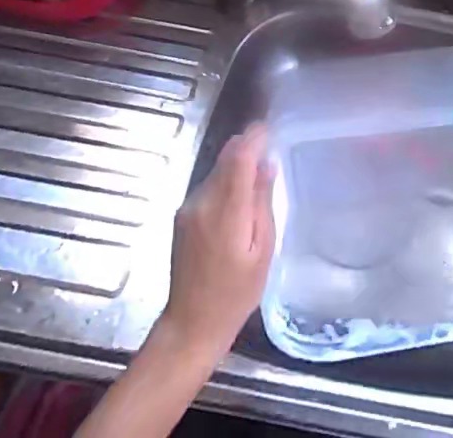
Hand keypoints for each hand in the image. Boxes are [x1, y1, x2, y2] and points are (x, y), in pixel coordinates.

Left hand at [159, 123, 275, 358]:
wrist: (191, 324)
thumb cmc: (236, 294)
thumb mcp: (263, 251)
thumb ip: (262, 203)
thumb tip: (266, 164)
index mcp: (226, 211)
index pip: (239, 158)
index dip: (254, 138)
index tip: (269, 127)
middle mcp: (202, 202)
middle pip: (225, 158)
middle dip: (246, 146)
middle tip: (269, 146)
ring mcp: (188, 208)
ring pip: (216, 169)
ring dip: (236, 163)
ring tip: (258, 172)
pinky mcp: (182, 216)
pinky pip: (208, 185)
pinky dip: (225, 180)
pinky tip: (239, 195)